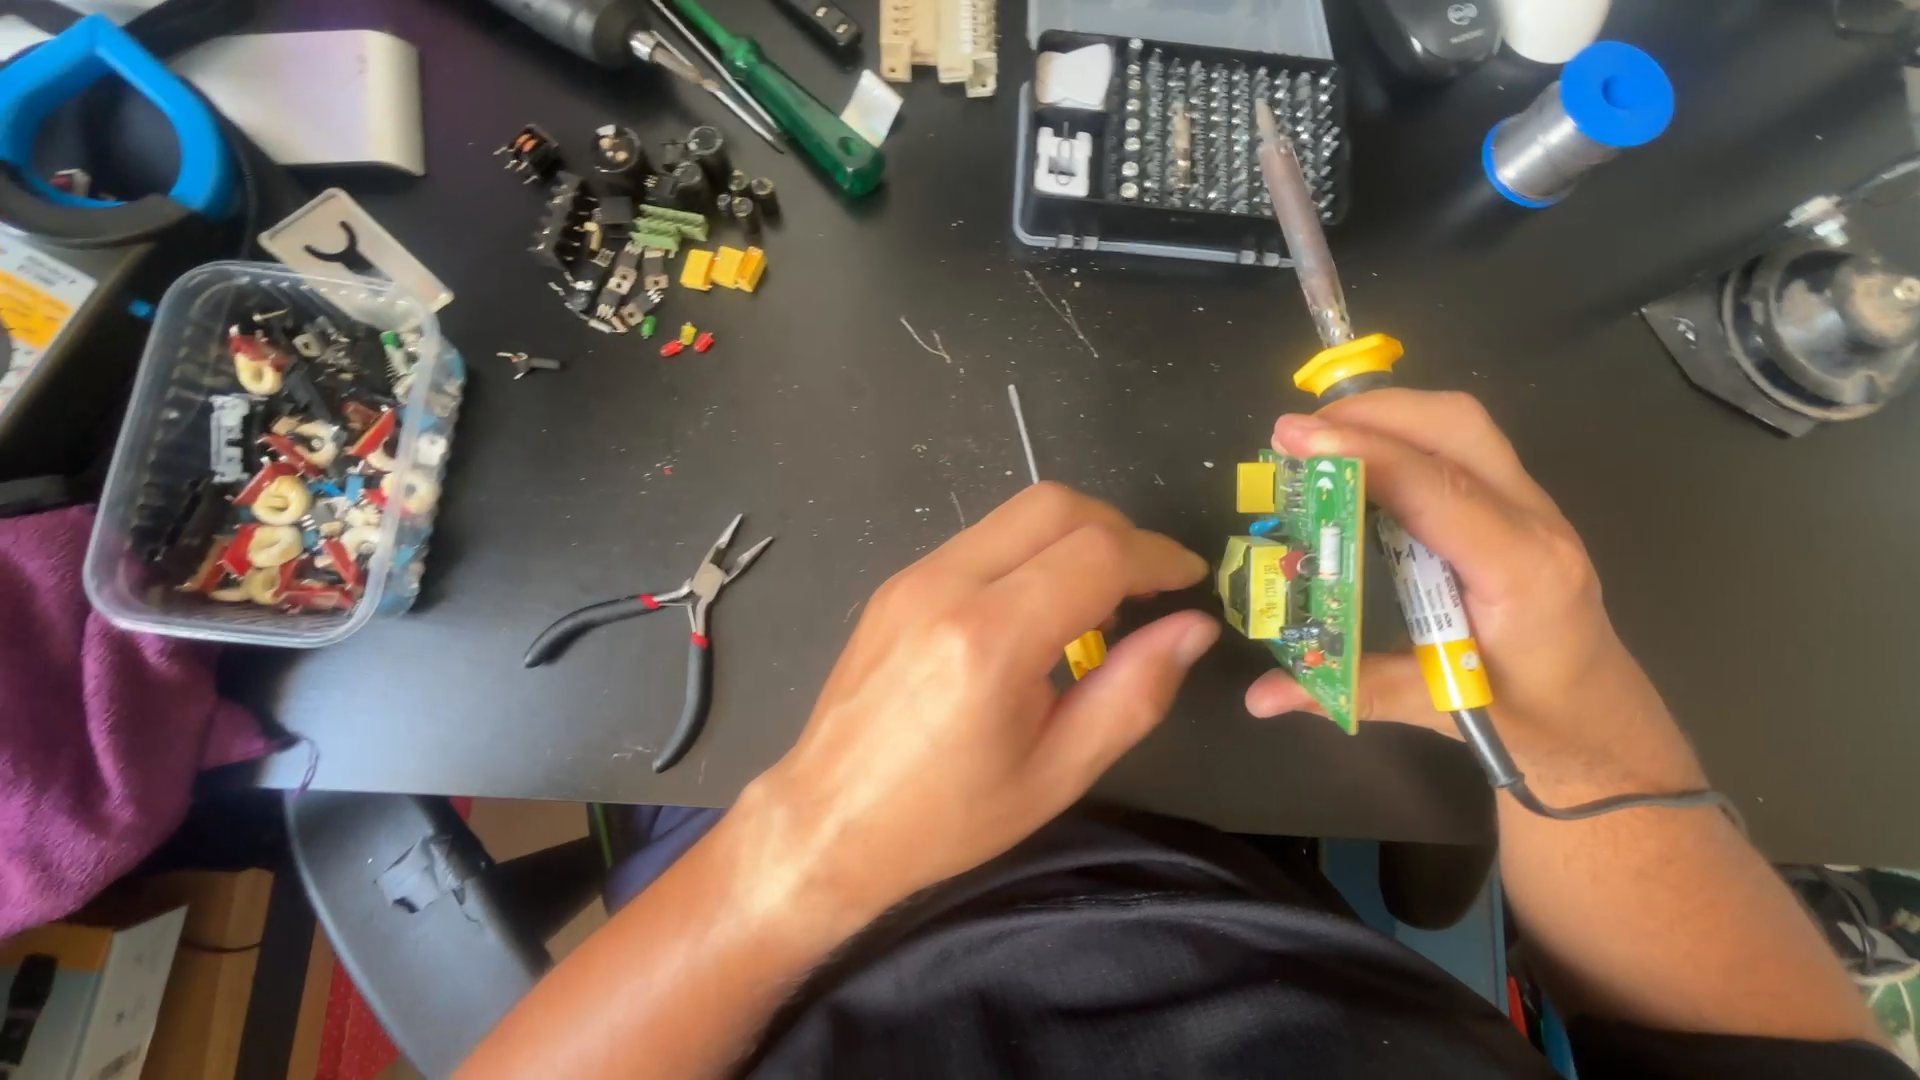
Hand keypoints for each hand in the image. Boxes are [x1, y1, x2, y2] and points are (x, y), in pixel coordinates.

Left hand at [745, 483, 1217, 918]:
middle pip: (1053, 505)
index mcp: (989, 639)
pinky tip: (1037, 607)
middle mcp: (946, 586)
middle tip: (1147, 583)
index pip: (1096, 553)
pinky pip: (981, 540)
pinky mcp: (896, 583)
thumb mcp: (1058, 771)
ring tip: (1098, 599)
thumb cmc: (947, 817)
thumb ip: (1134, 692)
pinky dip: (1029, 551)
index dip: (1158, 556)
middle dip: (1118, 529)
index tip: (1190, 579)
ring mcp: (912, 576)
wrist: (828, 821)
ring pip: (1014, 514)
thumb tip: (1192, 629)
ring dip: (1072, 536)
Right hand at [1244, 390, 1705, 802]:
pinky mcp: (1517, 513)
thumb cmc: (1536, 723)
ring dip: (1386, 416)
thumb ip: (1348, 689)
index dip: (1362, 454)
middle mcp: (1533, 524)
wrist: (1609, 733)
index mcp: (1521, 572)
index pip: (1435, 488)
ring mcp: (1531, 511)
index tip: (1292, 438)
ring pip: (1463, 427)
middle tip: (1295, 435)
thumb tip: (1257, 697)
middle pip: (1457, 427)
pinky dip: (1402, 436)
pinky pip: (1459, 449)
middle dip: (1371, 412)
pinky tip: (1357, 463)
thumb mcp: (1439, 709)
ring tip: (1315, 440)